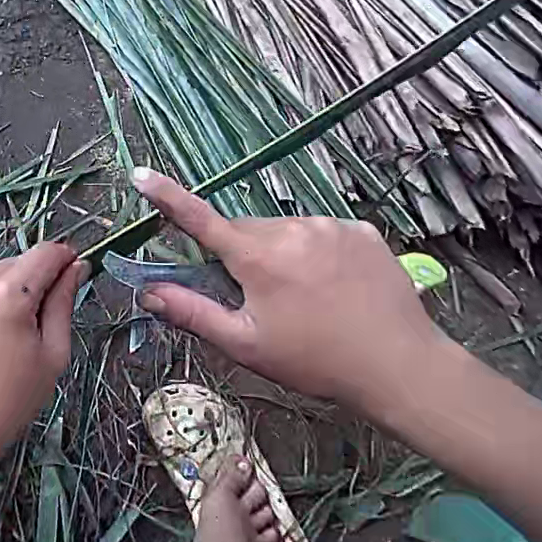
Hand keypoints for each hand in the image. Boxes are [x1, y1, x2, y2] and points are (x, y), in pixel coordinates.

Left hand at [0, 243, 87, 503]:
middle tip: (35, 323)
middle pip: (17, 263)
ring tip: (2, 334)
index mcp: (8, 293)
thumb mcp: (52, 354)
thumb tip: (77, 266)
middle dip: (33, 282)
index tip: (73, 273)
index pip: (46, 253)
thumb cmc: (10, 401)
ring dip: (4, 291)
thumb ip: (64, 302)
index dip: (65, 259)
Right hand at [130, 167, 463, 412]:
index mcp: (258, 256)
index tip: (141, 174)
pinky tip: (333, 284)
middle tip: (257, 295)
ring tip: (303, 294)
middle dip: (240, 253)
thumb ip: (193, 313)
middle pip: (245, 230)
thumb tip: (148, 292)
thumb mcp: (247, 345)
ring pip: (283, 230)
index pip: (200, 219)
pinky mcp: (360, 230)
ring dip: (279, 252)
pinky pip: (320, 231)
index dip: (167, 197)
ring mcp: (330, 225)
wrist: (400, 367)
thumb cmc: (315, 360)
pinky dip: (315, 250)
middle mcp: (291, 228)